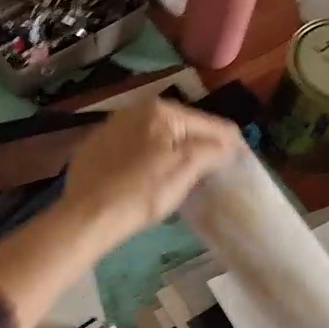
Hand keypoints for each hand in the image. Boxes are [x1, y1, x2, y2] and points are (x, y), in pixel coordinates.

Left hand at [58, 100, 244, 248]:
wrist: (87, 217)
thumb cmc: (141, 192)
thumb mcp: (185, 169)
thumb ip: (212, 150)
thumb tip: (229, 144)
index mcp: (160, 110)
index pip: (208, 123)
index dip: (228, 143)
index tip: (241, 161)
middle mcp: (134, 110)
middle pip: (180, 128)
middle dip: (198, 146)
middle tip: (213, 171)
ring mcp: (109, 129)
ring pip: (154, 138)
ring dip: (171, 152)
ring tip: (182, 176)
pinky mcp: (92, 150)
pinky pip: (131, 151)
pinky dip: (144, 161)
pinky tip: (145, 180)